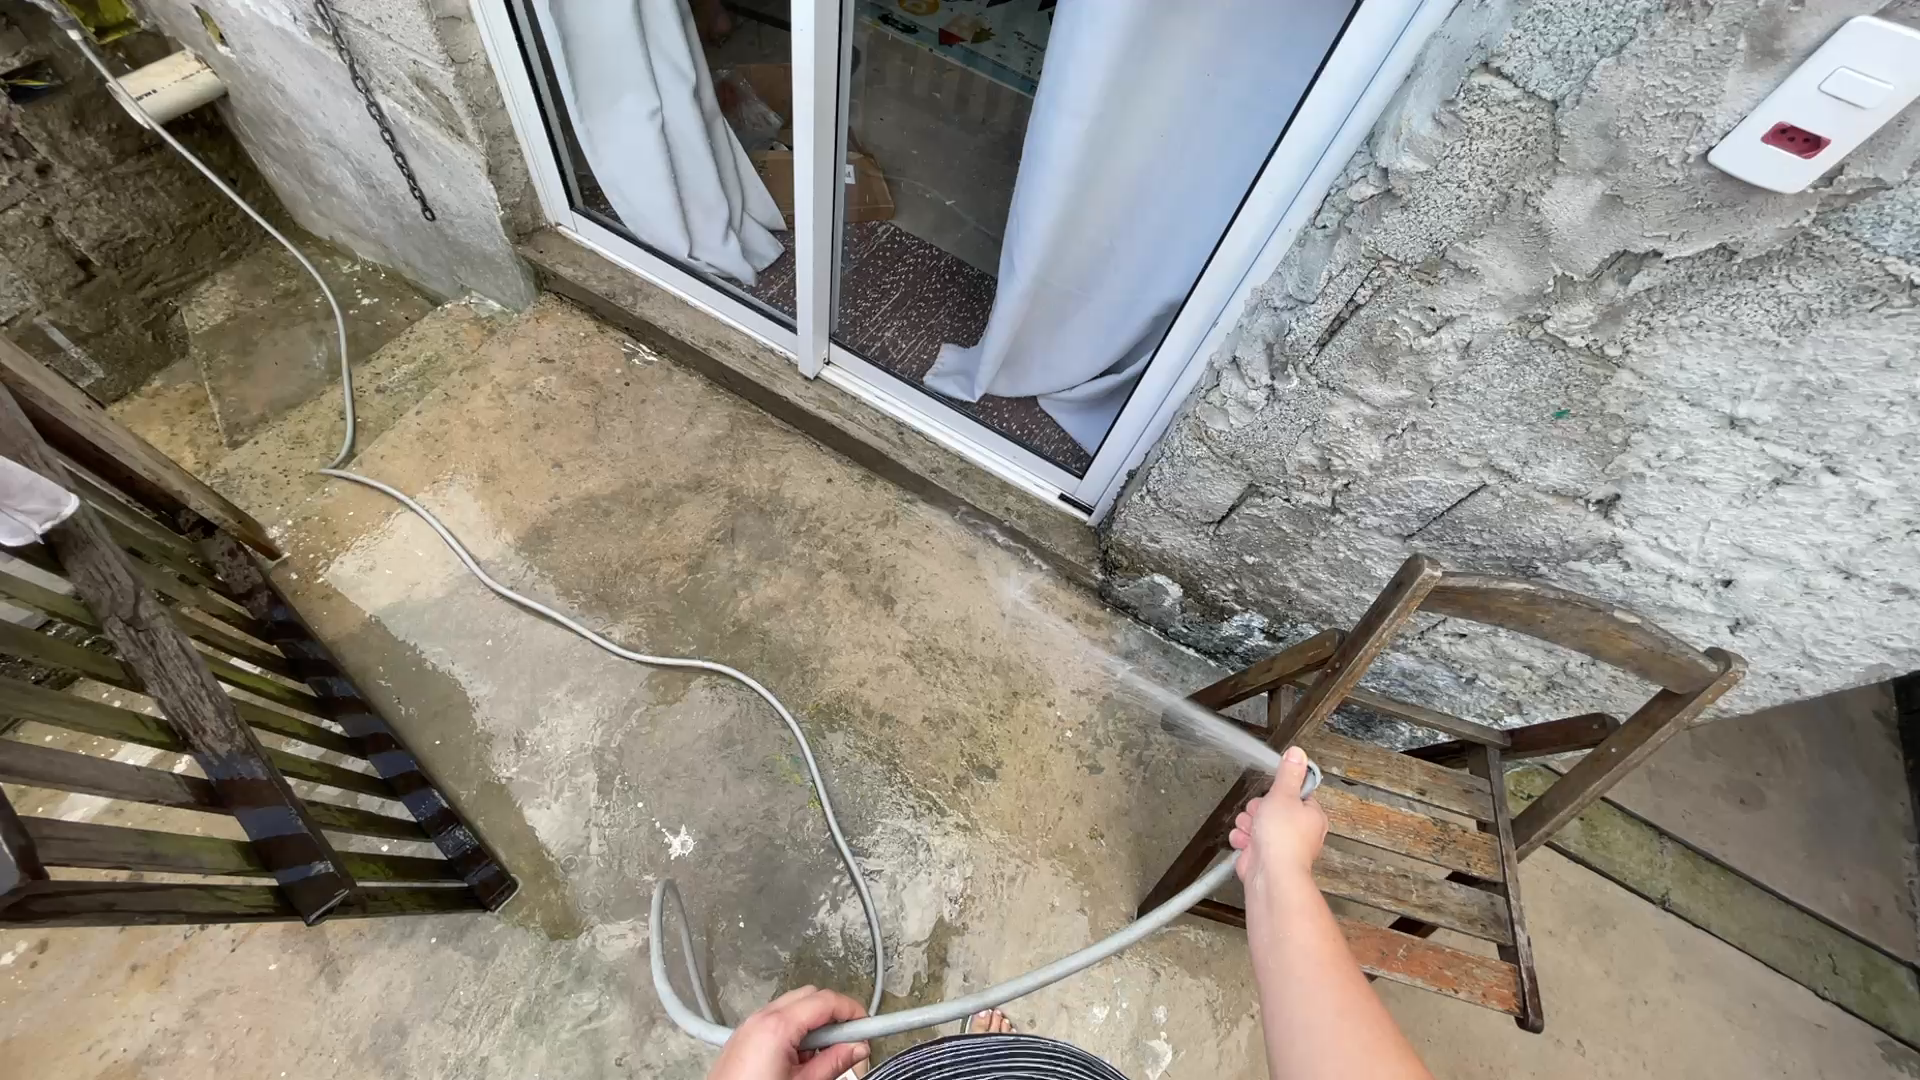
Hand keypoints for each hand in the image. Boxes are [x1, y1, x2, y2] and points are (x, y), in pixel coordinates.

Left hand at [706, 986, 870, 1079]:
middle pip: (810, 996)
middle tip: (848, 1041)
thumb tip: (858, 1048)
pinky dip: (793, 1030)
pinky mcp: (742, 1038)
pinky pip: (775, 1019)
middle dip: (832, 1014)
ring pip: (793, 1006)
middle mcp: (762, 1017)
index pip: (826, 1001)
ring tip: (818, 1059)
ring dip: (813, 1023)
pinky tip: (796, 1061)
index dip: (851, 1010)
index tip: (866, 1025)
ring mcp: (749, 1026)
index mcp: (778, 1026)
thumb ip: (833, 1063)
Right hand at [1229, 746, 1327, 896]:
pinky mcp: (1262, 855)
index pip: (1293, 792)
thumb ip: (1288, 774)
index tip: (1274, 794)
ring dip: (1247, 824)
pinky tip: (1246, 842)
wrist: (1270, 874)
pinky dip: (1242, 839)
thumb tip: (1298, 754)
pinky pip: (1245, 838)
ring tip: (1253, 830)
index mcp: (1310, 815)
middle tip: (1262, 814)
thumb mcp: (1284, 795)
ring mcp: (1279, 844)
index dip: (1278, 791)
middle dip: (1258, 809)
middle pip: (1269, 805)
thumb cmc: (1283, 839)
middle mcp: (1298, 831)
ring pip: (1254, 821)